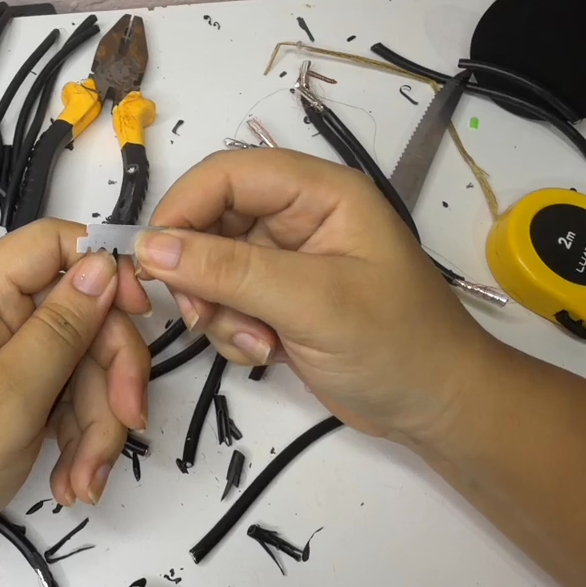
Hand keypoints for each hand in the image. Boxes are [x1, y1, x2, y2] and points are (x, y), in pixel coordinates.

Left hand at [0, 219, 149, 578]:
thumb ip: (61, 327)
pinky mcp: (15, 399)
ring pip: (83, 366)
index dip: (102, 266)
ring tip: (85, 479)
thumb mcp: (11, 392)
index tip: (138, 311)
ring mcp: (6, 363)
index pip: (52, 244)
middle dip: (112, 372)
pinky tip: (72, 482)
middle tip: (128, 420)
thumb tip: (102, 264)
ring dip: (98, 423)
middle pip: (82, 314)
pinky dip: (79, 441)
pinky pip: (67, 401)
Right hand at [135, 148, 504, 445]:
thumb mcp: (311, 303)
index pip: (226, 175)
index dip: (182, 208)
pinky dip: (230, 330)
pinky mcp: (274, 298)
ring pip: (209, 267)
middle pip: (210, 221)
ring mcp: (283, 260)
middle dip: (198, 273)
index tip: (152, 259)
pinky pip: (223, 300)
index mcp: (318, 193)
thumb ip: (228, 271)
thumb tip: (148, 247)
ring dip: (217, 310)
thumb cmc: (395, 345)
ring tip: (257, 343)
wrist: (437, 411)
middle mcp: (295, 217)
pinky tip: (267, 353)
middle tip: (200, 315)